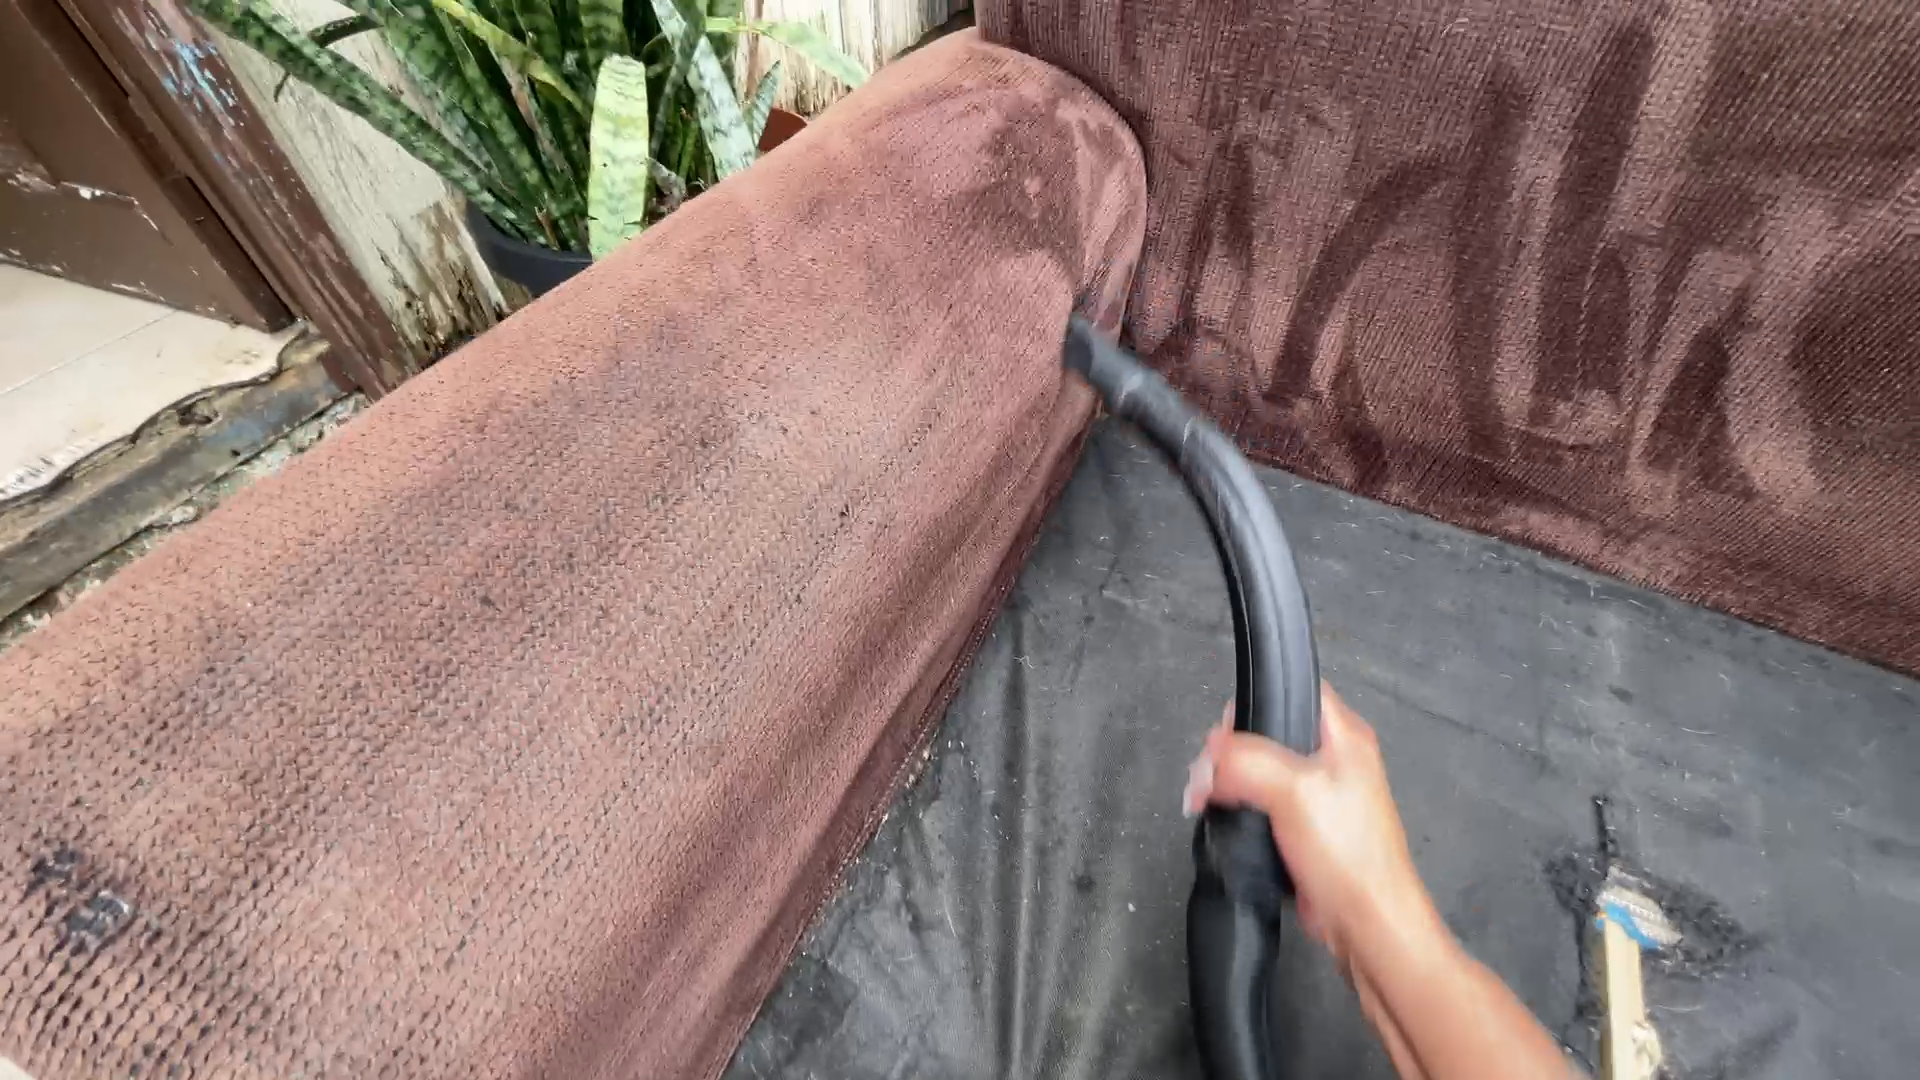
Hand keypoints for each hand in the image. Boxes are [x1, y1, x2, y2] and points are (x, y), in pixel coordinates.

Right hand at [1182, 682, 1443, 969]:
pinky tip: (1222, 815)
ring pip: (1255, 764)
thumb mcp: (1292, 789)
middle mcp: (1331, 757)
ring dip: (1226, 779)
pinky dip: (1235, 804)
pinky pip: (1257, 797)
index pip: (1291, 688)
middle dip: (1228, 750)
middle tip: (1211, 774)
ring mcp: (1315, 791)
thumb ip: (1244, 760)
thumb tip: (1207, 757)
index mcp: (1342, 735)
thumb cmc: (1349, 855)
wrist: (1366, 926)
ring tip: (1207, 797)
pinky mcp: (1300, 822)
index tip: (1230, 728)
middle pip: (1263, 728)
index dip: (1256, 700)